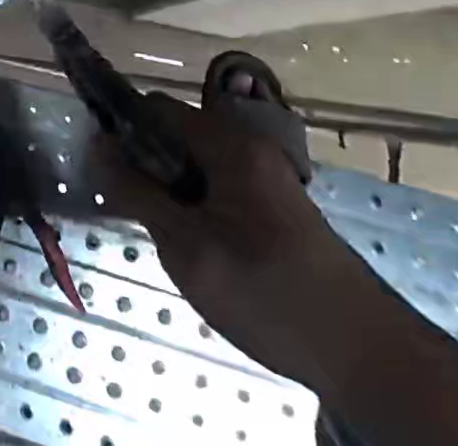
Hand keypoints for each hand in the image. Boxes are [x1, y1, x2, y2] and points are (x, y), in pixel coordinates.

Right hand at [95, 93, 357, 387]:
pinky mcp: (271, 207)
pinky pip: (215, 186)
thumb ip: (137, 190)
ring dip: (165, 186)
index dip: (120, 125)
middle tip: (121, 204)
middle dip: (142, 161)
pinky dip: (191, 202)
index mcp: (229, 144)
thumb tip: (97, 145)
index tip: (95, 159)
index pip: (157, 107)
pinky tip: (186, 242)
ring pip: (193, 164)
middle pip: (175, 134)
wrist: (361, 351)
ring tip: (151, 228)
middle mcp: (248, 148)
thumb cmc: (265, 290)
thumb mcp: (186, 243)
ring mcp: (263, 178)